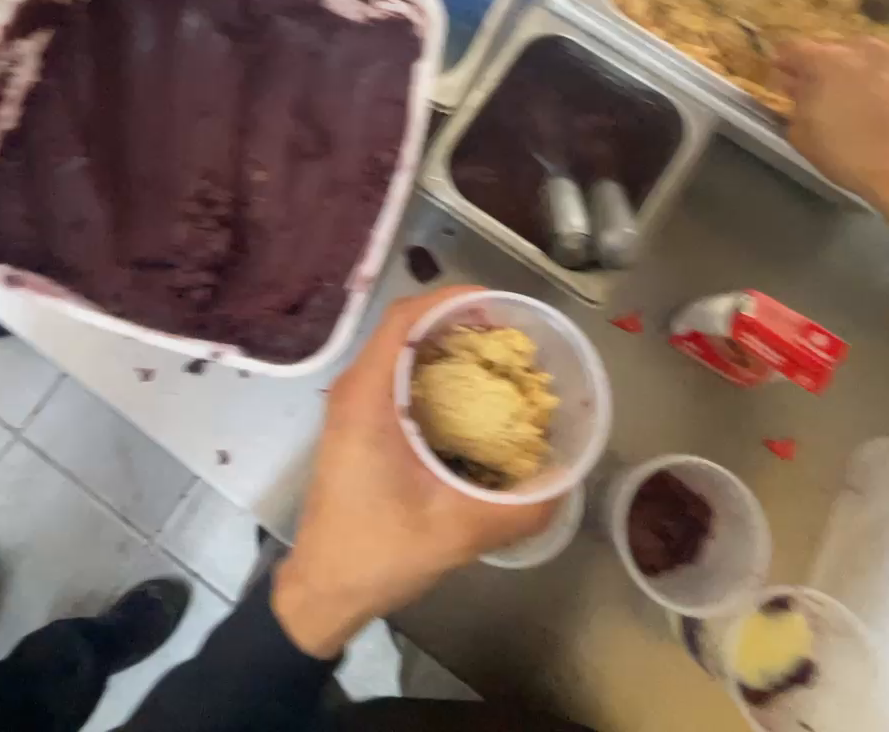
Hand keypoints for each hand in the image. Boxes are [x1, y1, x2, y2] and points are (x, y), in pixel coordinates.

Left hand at [271, 289, 559, 658]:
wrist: (323, 589)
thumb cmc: (379, 552)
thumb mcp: (458, 530)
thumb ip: (519, 509)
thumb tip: (564, 482)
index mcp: (368, 396)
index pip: (404, 318)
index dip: (450, 300)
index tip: (498, 306)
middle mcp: (354, 389)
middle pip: (404, 328)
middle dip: (457, 321)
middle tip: (509, 336)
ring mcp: (351, 405)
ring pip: (398, 350)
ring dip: (444, 345)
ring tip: (496, 358)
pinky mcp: (357, 423)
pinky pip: (395, 376)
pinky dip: (431, 370)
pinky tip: (467, 395)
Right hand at [777, 38, 888, 276]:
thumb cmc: (846, 154)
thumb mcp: (802, 133)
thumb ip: (795, 101)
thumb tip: (796, 86)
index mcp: (823, 61)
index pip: (791, 48)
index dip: (783, 63)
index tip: (782, 79)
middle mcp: (859, 49)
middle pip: (829, 47)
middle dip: (818, 66)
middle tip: (816, 91)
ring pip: (862, 54)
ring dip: (851, 69)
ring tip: (851, 95)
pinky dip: (880, 77)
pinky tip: (881, 101)